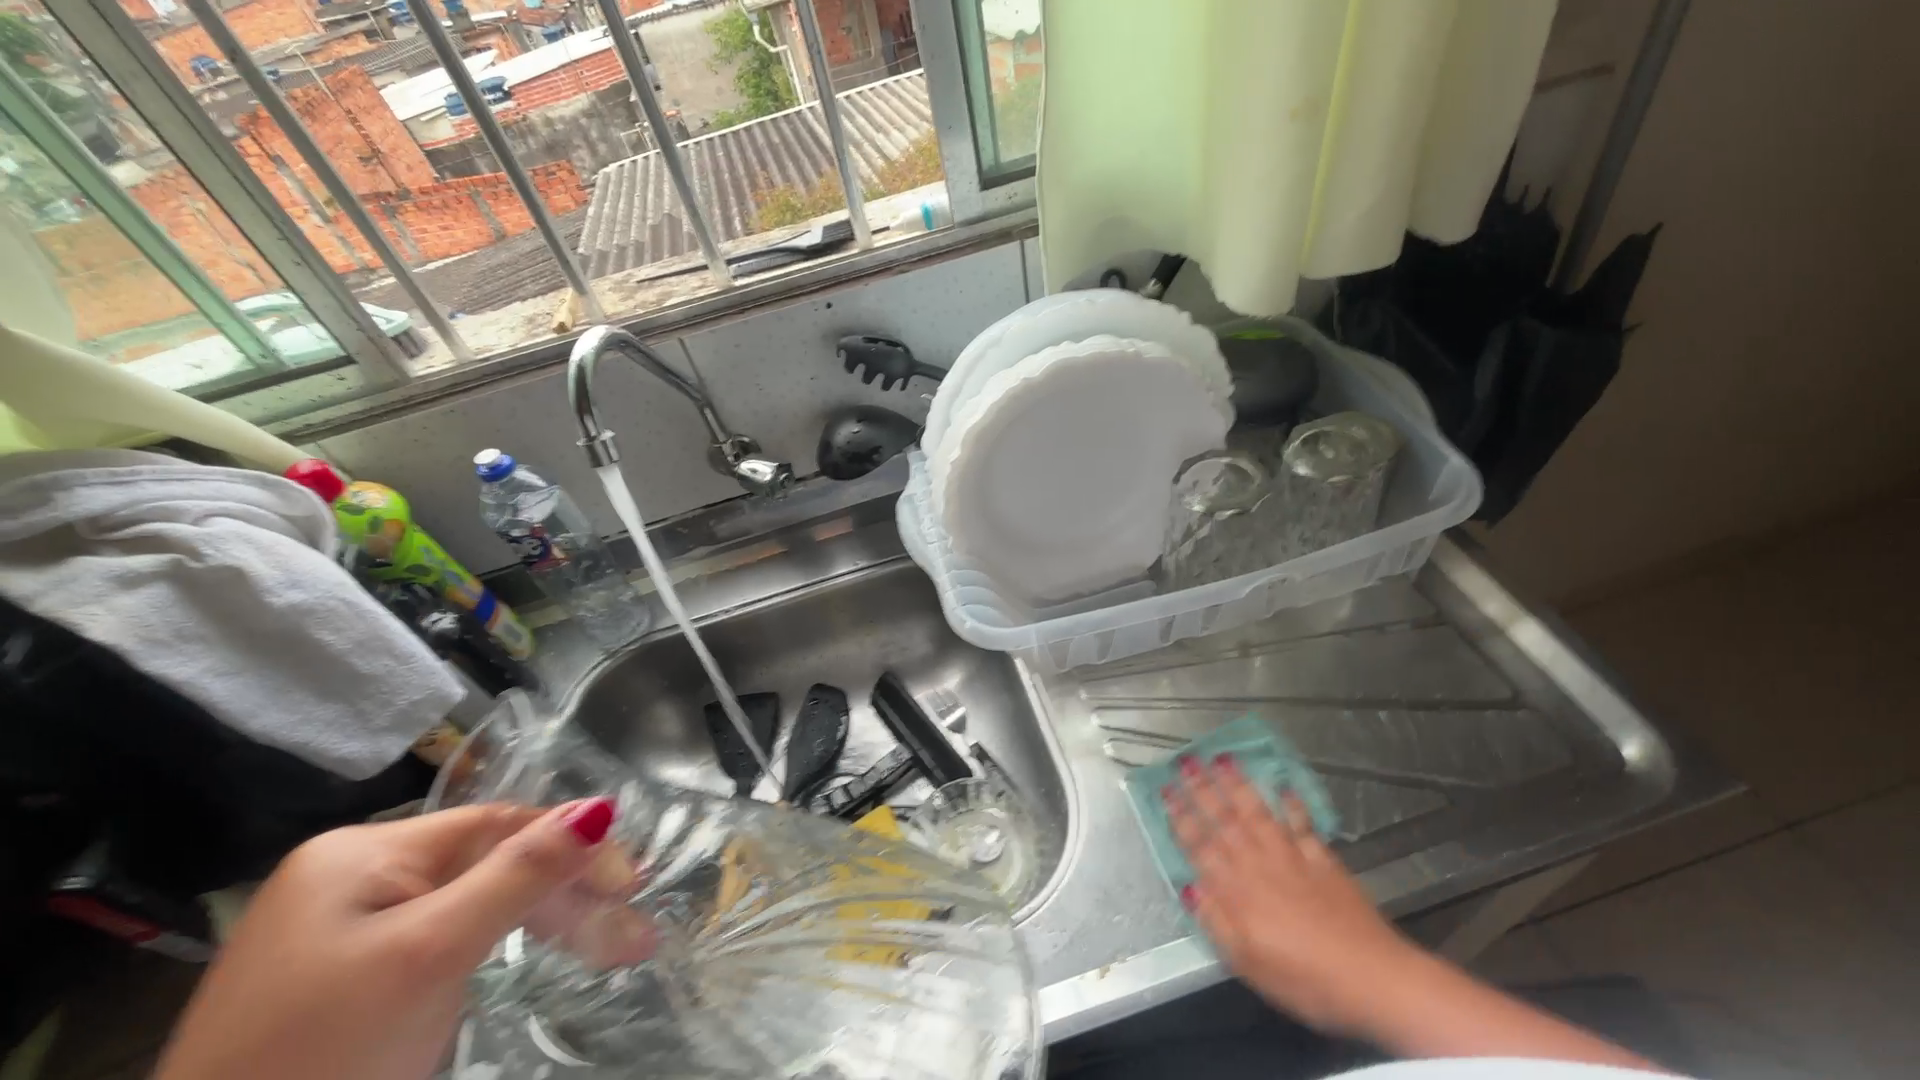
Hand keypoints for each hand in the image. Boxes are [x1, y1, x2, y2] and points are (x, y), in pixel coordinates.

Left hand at [154, 799, 653, 1079]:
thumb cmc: (325, 1051)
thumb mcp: (431, 954)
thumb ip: (517, 876)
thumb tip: (601, 807)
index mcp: (363, 850)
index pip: (496, 826)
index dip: (572, 846)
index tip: (632, 886)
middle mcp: (352, 873)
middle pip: (488, 864)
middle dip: (566, 897)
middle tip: (633, 936)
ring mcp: (345, 927)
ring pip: (470, 904)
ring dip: (541, 923)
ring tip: (610, 950)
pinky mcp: (345, 975)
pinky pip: (442, 938)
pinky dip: (495, 946)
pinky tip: (530, 953)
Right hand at [1163, 753, 1421, 1035]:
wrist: (1372, 978)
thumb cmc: (1303, 979)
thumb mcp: (1246, 962)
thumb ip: (1215, 920)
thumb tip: (1189, 885)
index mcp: (1236, 891)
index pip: (1200, 845)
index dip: (1181, 816)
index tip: (1166, 789)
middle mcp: (1259, 865)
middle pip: (1225, 820)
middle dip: (1202, 788)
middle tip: (1187, 760)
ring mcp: (1293, 858)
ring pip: (1258, 812)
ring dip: (1239, 784)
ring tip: (1223, 758)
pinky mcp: (1324, 861)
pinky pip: (1302, 824)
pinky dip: (1291, 803)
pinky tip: (1283, 785)